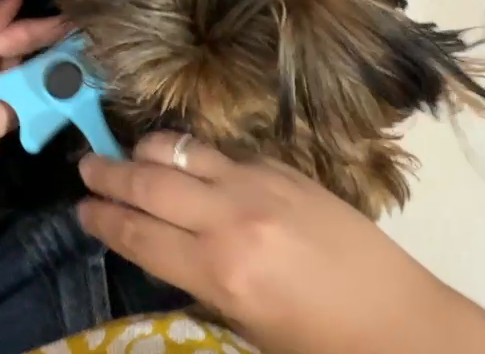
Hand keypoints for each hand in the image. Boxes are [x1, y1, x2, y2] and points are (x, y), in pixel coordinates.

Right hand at [77, 134, 484, 353]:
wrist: (403, 322)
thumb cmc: (322, 345)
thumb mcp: (248, 331)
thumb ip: (198, 286)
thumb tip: (158, 248)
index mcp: (221, 273)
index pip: (140, 235)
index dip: (103, 220)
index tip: (80, 210)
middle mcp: (231, 218)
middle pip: (149, 183)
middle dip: (108, 175)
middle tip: (83, 167)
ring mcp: (257, 184)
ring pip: (179, 150)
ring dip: (144, 151)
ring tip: (125, 155)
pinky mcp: (281, 167)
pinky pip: (219, 151)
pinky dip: (190, 153)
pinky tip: (183, 160)